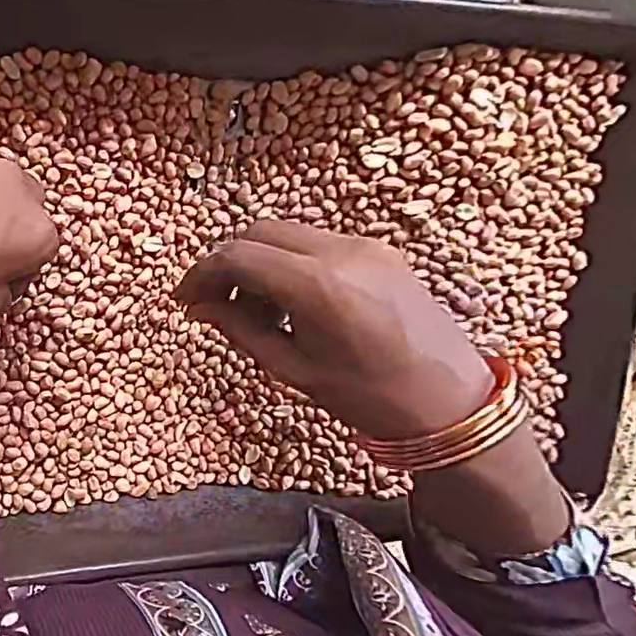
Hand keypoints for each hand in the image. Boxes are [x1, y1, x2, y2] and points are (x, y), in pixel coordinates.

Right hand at [173, 219, 492, 440]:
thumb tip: (201, 309)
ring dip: (257, 262)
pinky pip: (315, 244)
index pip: (237, 257)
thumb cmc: (368, 397)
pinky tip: (288, 302)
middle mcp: (340, 251)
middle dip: (226, 263)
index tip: (185, 299)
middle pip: (258, 232)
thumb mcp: (293, 370)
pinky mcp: (379, 250)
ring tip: (253, 310)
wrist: (451, 402)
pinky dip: (287, 263)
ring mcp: (364, 245)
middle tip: (213, 303)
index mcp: (316, 286)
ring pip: (286, 234)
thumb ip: (240, 330)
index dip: (201, 274)